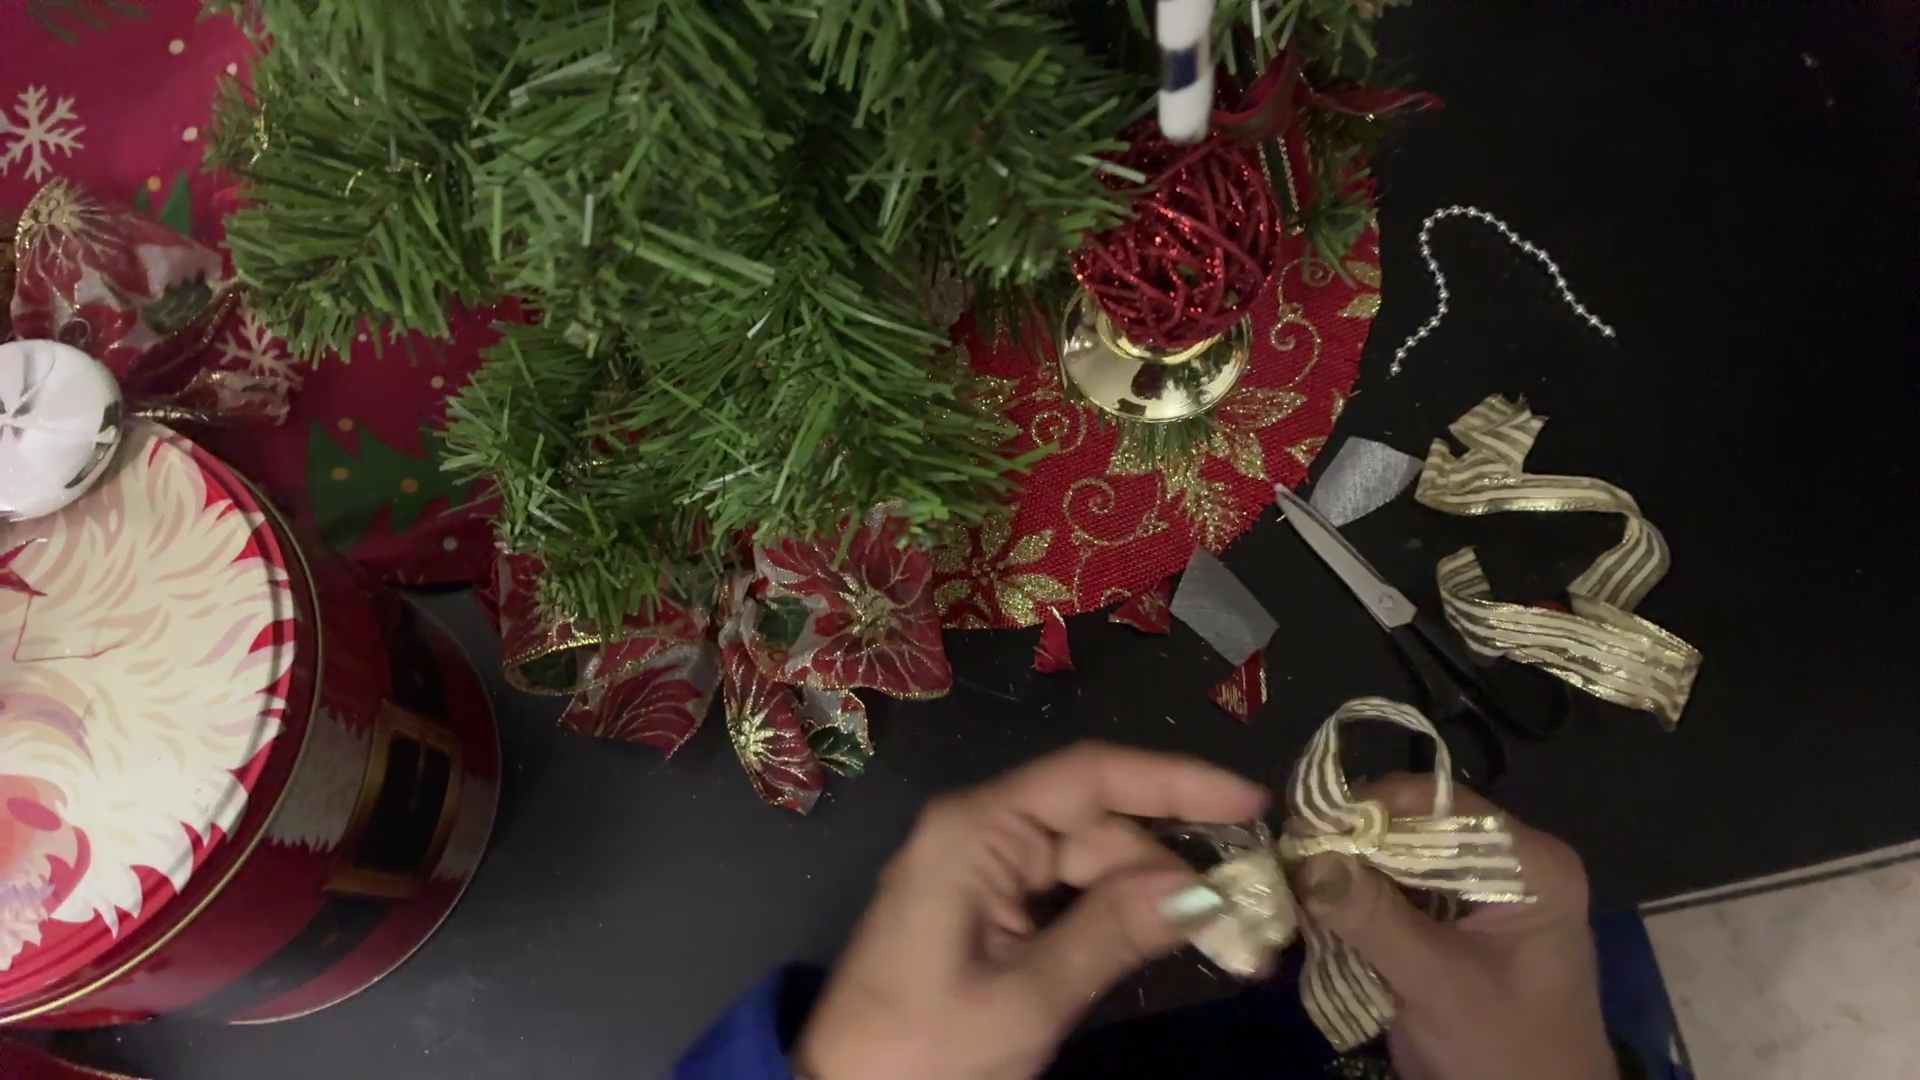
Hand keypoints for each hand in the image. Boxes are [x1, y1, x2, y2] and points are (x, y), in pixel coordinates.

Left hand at [794, 742, 1267, 1079]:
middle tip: (1249, 908)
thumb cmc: (920, 1052)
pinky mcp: (987, 898)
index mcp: (977, 827)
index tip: (1247, 800)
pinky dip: (1114, 909)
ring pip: (1086, 857)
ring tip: (1225, 931)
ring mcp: (983, 862)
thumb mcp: (1024, 1002)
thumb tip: (1199, 891)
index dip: (1173, 781)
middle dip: (1170, 860)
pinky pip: (1064, 887)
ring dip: (1150, 891)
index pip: (1089, 777)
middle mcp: (981, 826)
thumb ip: (1110, 934)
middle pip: (1094, 822)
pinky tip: (1165, 930)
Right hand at [1295, 775, 1616, 1079]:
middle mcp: (1495, 859)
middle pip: (1402, 820)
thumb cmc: (1510, 1056)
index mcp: (1526, 864)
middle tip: (1289, 855)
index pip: (1435, 803)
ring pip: (1380, 847)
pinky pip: (1375, 877)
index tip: (1307, 830)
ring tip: (1291, 877)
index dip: (1369, 809)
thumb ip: (1374, 919)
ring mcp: (1461, 884)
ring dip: (1336, 863)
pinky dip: (1341, 888)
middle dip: (1345, 838)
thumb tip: (1303, 856)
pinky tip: (1309, 899)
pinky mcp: (1430, 910)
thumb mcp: (1442, 988)